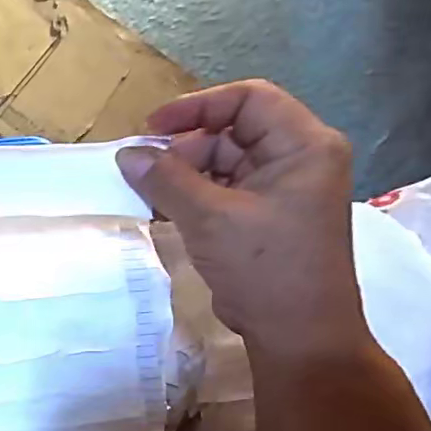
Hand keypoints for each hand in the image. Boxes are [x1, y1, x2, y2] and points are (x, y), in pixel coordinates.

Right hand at [117, 80, 367, 354]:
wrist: (296, 330)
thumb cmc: (265, 266)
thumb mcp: (210, 217)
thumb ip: (166, 179)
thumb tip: (126, 154)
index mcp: (303, 146)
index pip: (249, 99)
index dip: (196, 107)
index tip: (151, 128)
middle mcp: (297, 159)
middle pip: (231, 131)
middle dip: (183, 146)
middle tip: (140, 168)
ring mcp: (279, 189)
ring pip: (221, 162)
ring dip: (181, 173)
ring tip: (144, 191)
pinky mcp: (261, 215)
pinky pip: (220, 189)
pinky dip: (189, 194)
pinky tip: (159, 207)